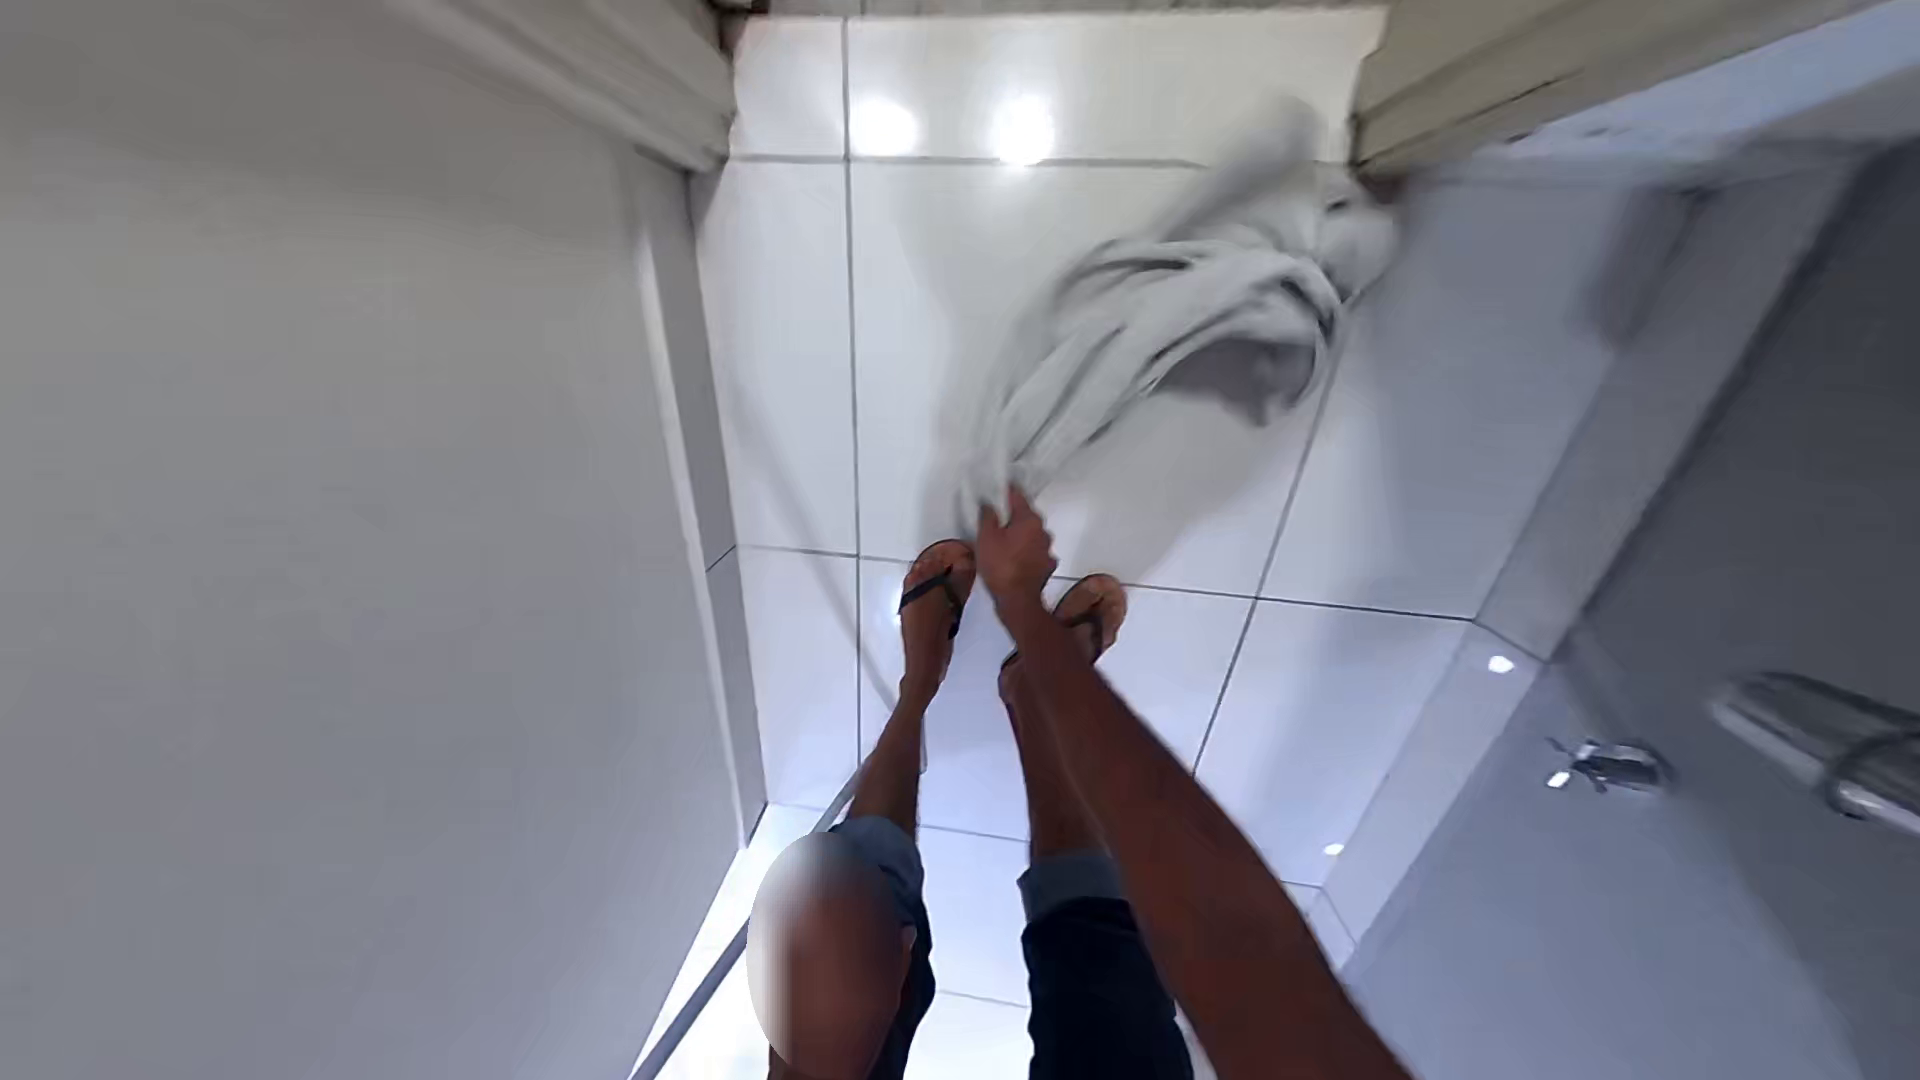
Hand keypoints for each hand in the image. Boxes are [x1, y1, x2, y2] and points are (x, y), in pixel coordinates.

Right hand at [976, 486, 1056, 609]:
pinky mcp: (1047, 566)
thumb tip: (989, 503)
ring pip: (1032, 535)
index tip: (996, 489)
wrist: (1018, 601)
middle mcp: (1043, 531)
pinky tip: (1015, 559)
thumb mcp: (986, 538)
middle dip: (1013, 516)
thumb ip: (988, 516)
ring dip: (1020, 536)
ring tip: (1004, 542)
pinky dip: (1026, 552)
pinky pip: (1035, 553)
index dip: (1005, 491)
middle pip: (1026, 516)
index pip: (1018, 496)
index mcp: (1029, 519)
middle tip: (996, 519)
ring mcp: (1048, 550)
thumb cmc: (1000, 566)